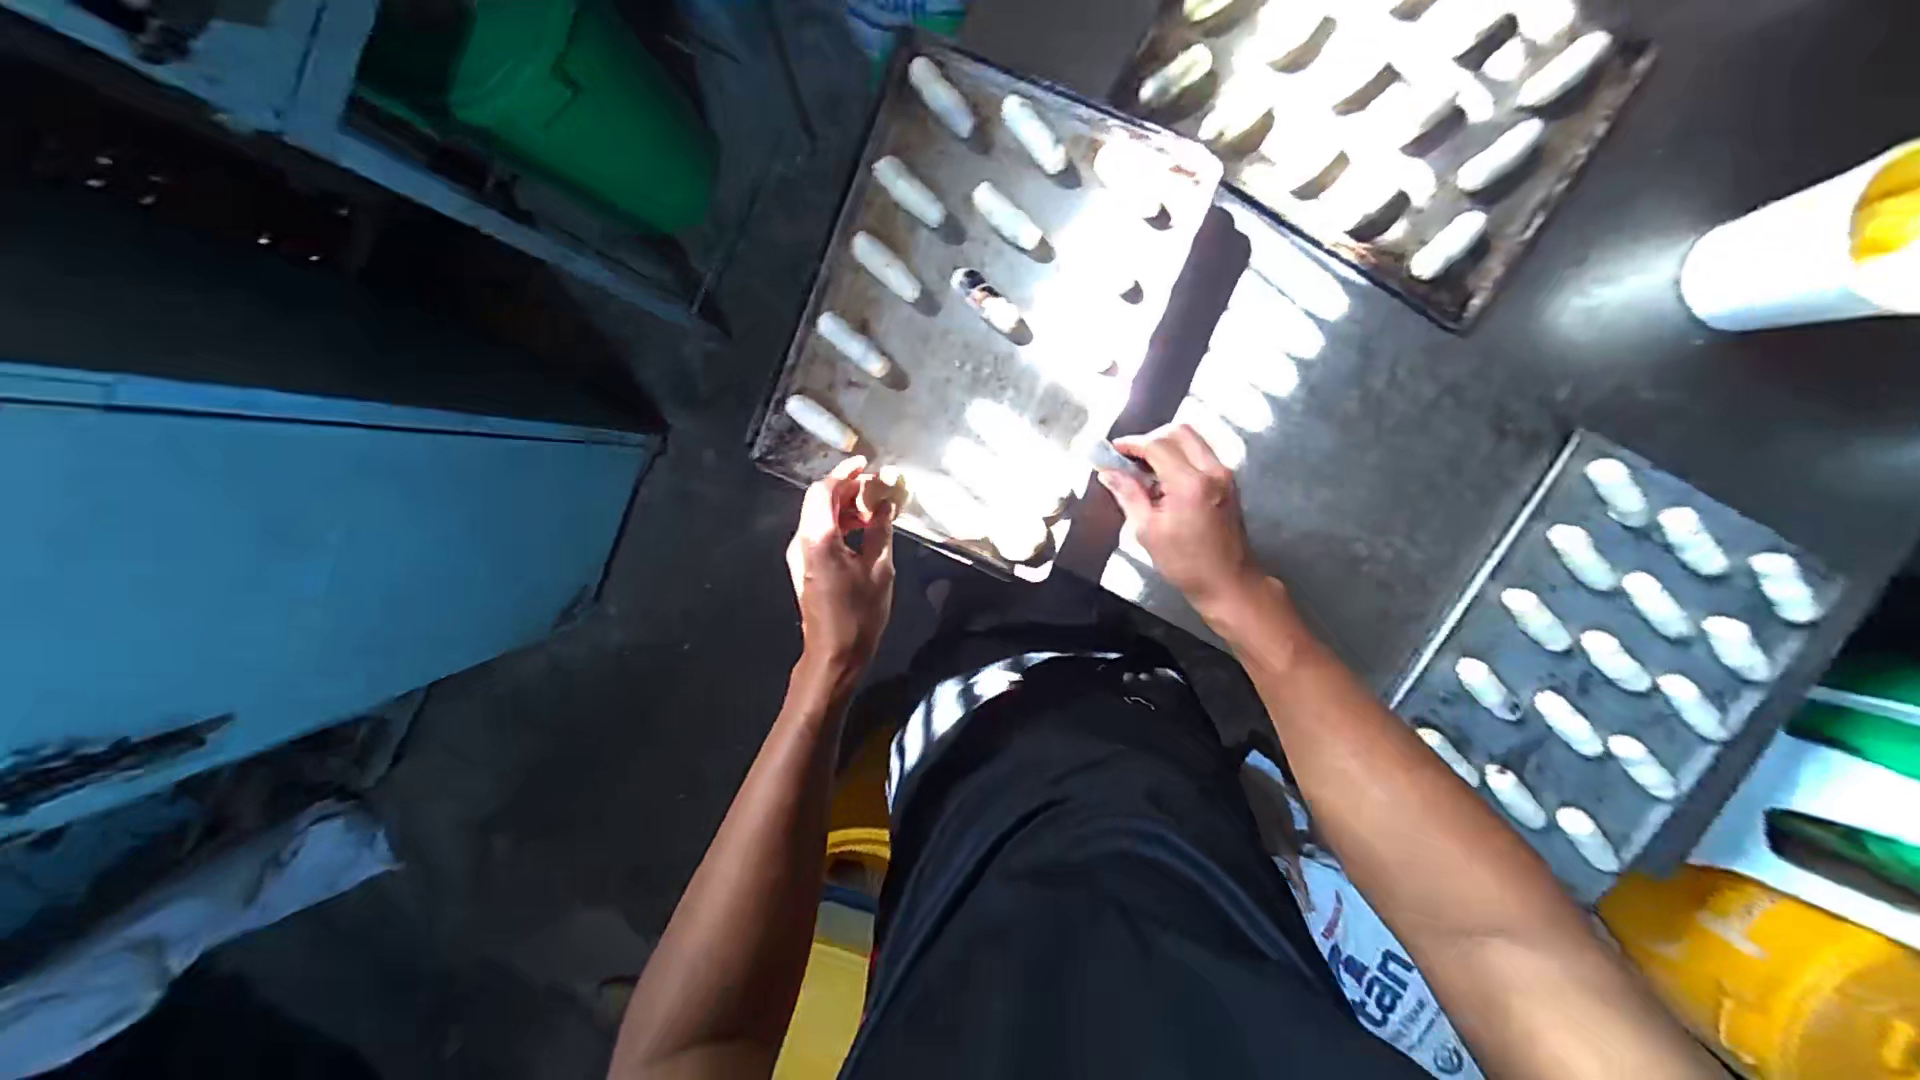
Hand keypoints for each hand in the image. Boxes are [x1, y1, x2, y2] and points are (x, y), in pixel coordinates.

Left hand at [787, 456, 896, 685]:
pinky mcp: (805, 566)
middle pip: (820, 501)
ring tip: (876, 508)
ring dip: (846, 507)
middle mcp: (802, 541)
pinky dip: (841, 524)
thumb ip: (881, 531)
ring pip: (820, 516)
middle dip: (848, 489)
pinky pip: (821, 533)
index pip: (824, 491)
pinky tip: (865, 529)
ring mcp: (800, 555)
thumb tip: (885, 505)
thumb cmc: (859, 614)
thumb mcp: (879, 569)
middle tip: (878, 488)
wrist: (834, 653)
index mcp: (818, 539)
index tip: (865, 464)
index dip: (844, 474)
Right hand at [1098, 423, 1265, 620]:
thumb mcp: (1147, 531)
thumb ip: (1128, 494)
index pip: (1157, 445)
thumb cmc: (1186, 564)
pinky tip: (1164, 481)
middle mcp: (1213, 472)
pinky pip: (1201, 454)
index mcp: (1190, 484)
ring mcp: (1225, 475)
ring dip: (1166, 446)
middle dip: (1150, 439)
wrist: (1229, 582)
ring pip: (1192, 440)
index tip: (1113, 451)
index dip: (1131, 444)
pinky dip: (1180, 457)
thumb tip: (1108, 472)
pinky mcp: (1228, 482)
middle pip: (1178, 432)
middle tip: (1129, 457)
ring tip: (1145, 470)